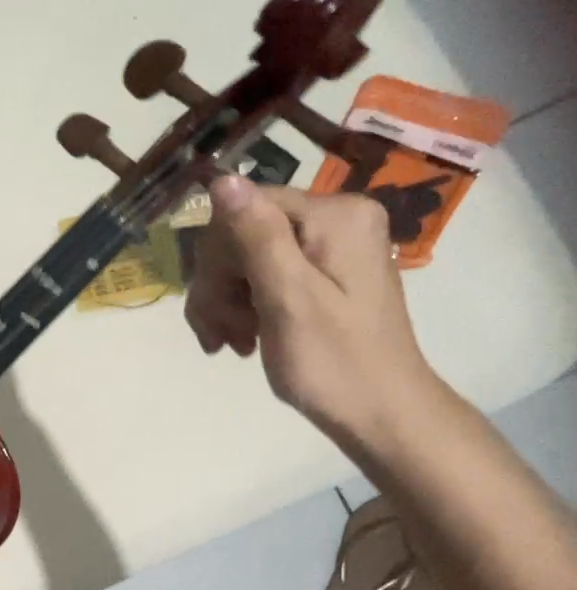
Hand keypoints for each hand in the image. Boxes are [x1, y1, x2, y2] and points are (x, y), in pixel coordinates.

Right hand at [186, 175, 439, 442]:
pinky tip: (239, 340)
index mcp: (334, 218)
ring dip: (223, 305)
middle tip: (223, 333)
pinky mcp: (319, 274)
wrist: (375, 408)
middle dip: (218, 287)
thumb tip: (223, 180)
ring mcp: (327, 248)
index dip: (217, 257)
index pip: (244, 208)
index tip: (216, 303)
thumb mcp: (286, 297)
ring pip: (241, 262)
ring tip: (231, 343)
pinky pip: (257, 279)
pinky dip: (239, 311)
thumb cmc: (330, 358)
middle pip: (239, 236)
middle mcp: (334, 221)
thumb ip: (257, 236)